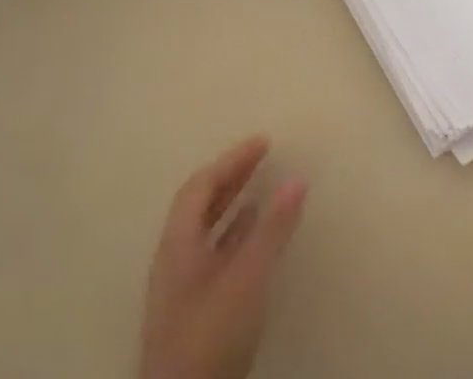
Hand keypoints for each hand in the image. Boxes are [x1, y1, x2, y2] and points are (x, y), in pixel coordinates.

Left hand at [139, 136, 306, 378]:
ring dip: (233, 204)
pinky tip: (256, 238)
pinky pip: (216, 253)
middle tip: (262, 155)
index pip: (199, 187)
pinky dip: (237, 234)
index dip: (230, 161)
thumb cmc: (211, 331)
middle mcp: (175, 258)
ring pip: (207, 230)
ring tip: (262, 189)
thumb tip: (297, 178)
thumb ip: (272, 228)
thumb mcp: (247, 277)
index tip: (262, 141)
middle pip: (199, 206)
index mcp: (178, 244)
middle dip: (231, 177)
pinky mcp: (196, 306)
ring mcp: (183, 284)